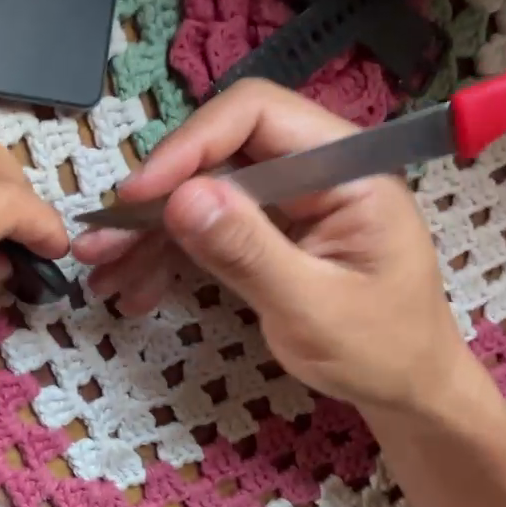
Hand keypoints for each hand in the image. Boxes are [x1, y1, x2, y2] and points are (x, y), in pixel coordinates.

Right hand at [73, 79, 470, 411]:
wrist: (405, 389)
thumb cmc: (381, 350)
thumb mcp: (313, 308)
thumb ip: (249, 252)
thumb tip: (182, 198)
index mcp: (344, 168)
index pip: (256, 116)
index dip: (190, 146)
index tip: (139, 196)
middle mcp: (309, 172)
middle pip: (214, 157)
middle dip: (152, 202)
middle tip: (99, 244)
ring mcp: (284, 204)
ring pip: (199, 198)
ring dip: (146, 237)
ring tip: (101, 277)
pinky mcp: (265, 234)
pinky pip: (204, 233)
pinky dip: (165, 260)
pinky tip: (134, 290)